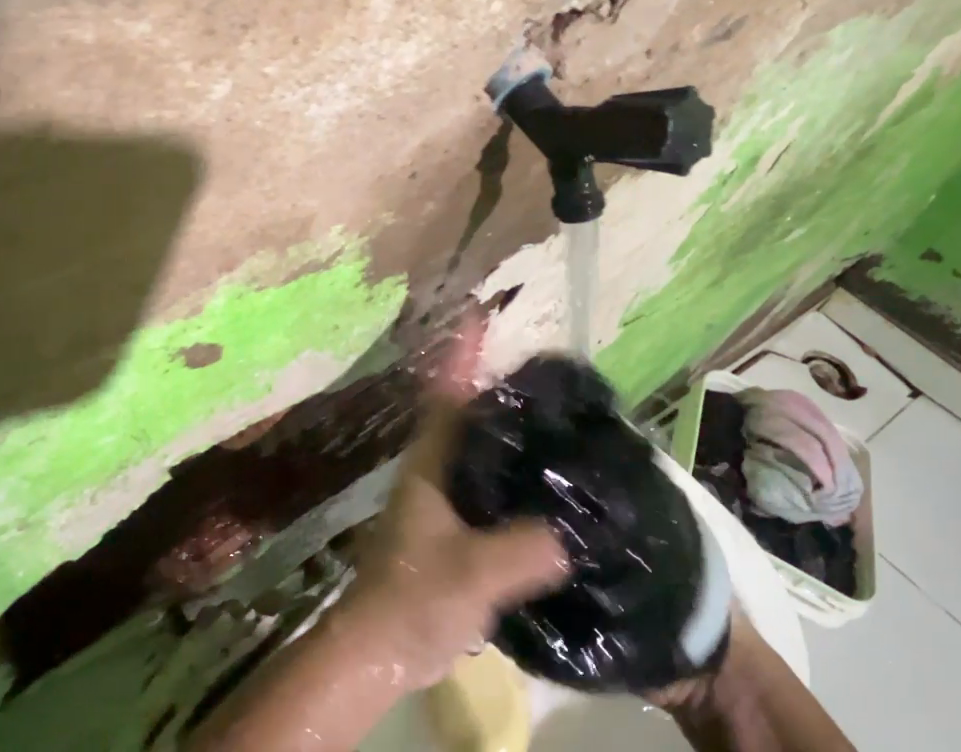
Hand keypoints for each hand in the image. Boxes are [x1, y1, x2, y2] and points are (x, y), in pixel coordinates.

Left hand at [341, 315, 571, 688]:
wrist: (380, 648)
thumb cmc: (414, 598)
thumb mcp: (474, 571)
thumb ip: (525, 548)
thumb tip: (579, 528)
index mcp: (430, 465)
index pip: (448, 396)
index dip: (461, 355)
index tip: (477, 313)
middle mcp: (434, 473)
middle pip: (467, 417)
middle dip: (496, 388)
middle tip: (544, 373)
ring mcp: (441, 503)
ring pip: (480, 455)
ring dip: (508, 436)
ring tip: (557, 424)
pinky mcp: (453, 534)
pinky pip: (489, 493)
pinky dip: (514, 481)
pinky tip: (548, 493)